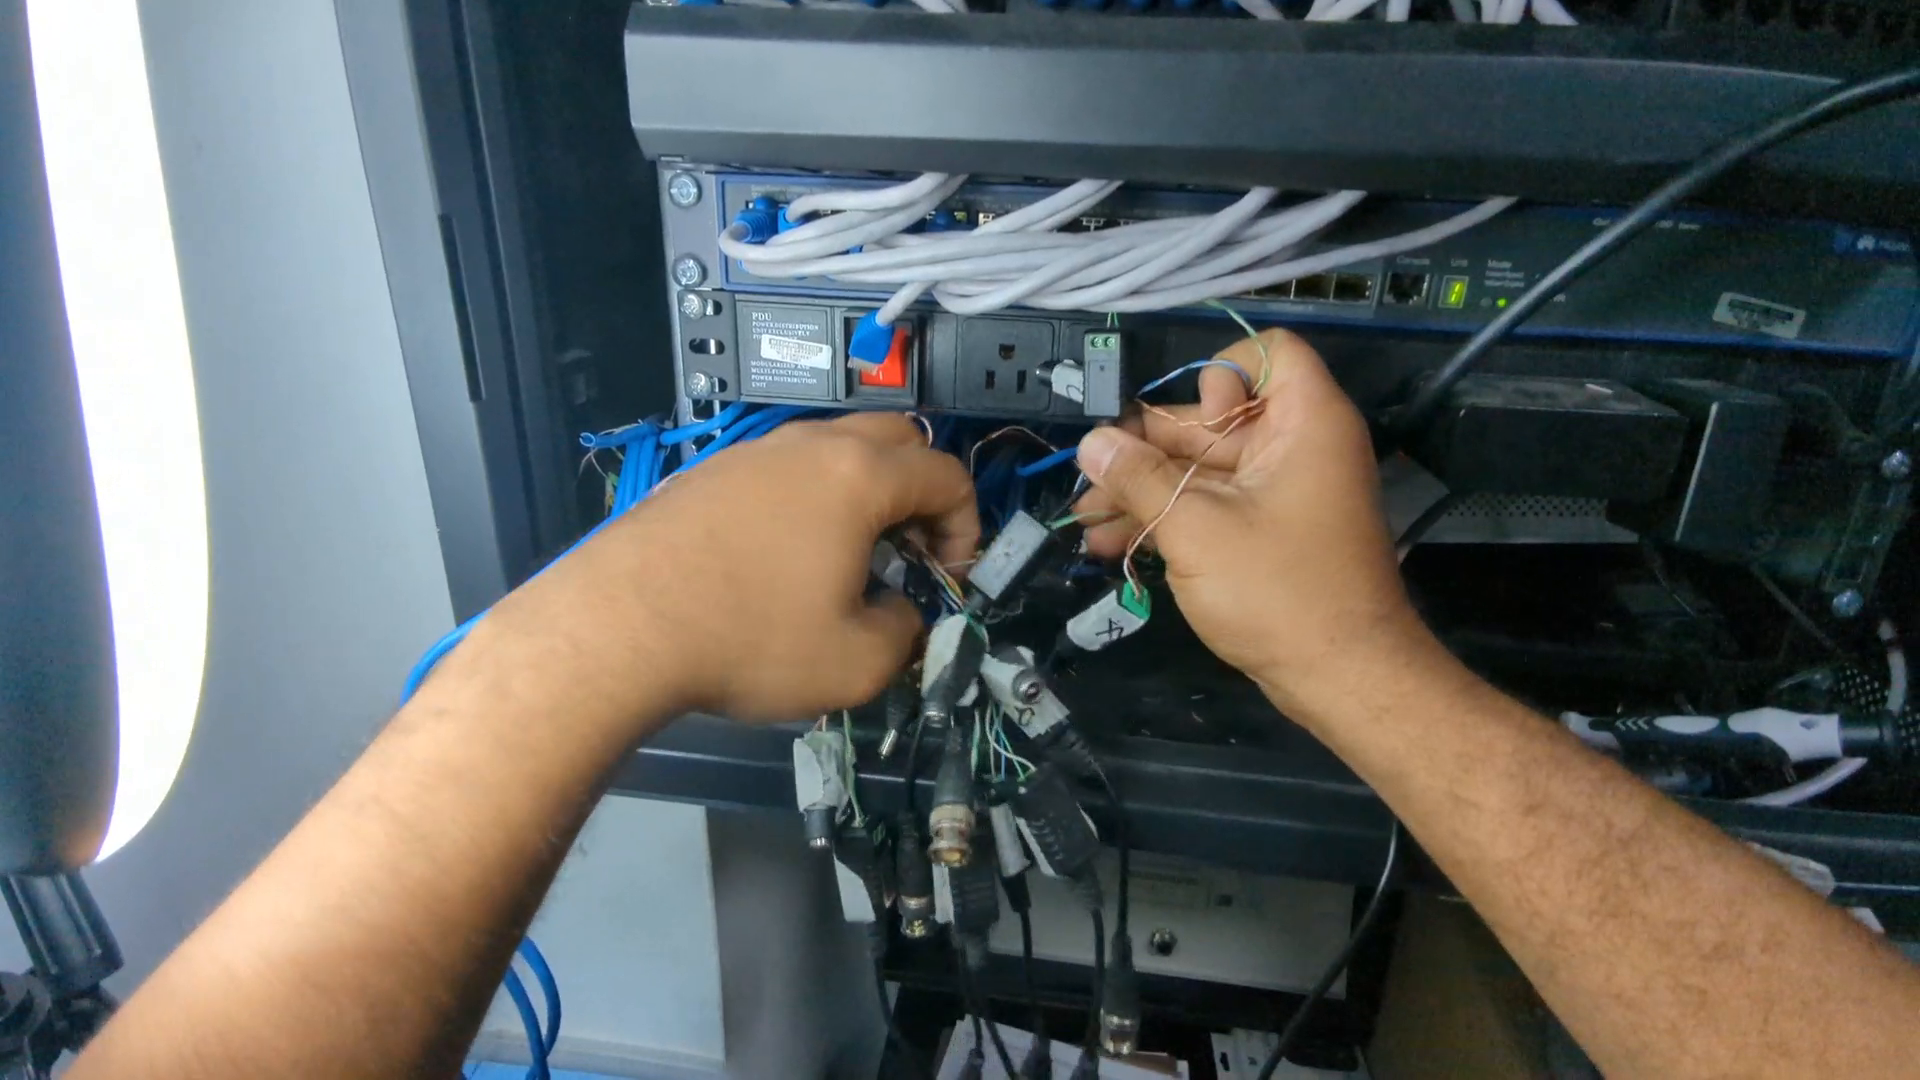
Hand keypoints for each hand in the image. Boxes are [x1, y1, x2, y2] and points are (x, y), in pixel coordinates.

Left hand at [480, 413, 977, 729]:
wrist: (618, 627)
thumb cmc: (750, 640)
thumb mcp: (856, 662)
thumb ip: (907, 633)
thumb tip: (900, 611)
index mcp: (860, 476)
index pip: (947, 475)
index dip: (967, 526)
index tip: (948, 577)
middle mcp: (812, 445)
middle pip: (898, 439)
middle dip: (922, 493)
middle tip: (909, 550)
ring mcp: (756, 450)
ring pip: (838, 447)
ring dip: (867, 491)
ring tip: (849, 554)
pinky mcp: (714, 470)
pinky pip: (788, 466)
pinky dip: (814, 495)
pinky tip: (786, 553)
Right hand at [1073, 329, 1446, 718]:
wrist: (1340, 678)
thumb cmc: (1277, 591)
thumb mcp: (1195, 529)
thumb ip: (1139, 479)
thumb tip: (1090, 442)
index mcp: (1301, 423)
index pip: (1267, 354)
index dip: (1217, 373)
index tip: (1183, 421)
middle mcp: (1291, 448)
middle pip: (1208, 420)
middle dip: (1143, 451)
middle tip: (1088, 480)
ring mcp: (1274, 493)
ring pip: (1197, 471)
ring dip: (1142, 492)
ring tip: (1086, 523)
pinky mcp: (1260, 532)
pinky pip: (1205, 507)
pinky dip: (1165, 520)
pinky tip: (1111, 546)